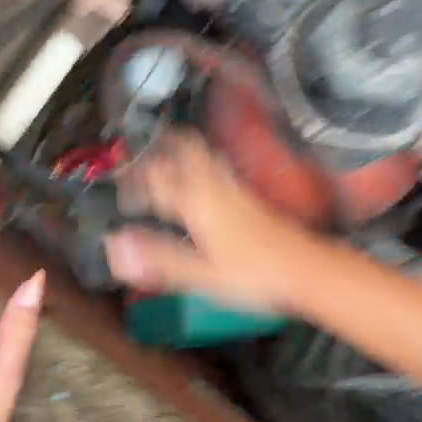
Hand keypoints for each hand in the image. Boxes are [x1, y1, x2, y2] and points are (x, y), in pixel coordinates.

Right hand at [103, 130, 320, 312]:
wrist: (307, 270)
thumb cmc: (255, 276)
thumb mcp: (200, 274)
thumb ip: (157, 259)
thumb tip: (115, 248)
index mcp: (197, 203)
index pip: (157, 180)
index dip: (134, 179)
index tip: (118, 182)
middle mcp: (215, 188)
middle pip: (186, 150)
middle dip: (161, 145)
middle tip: (143, 149)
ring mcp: (235, 190)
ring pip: (204, 155)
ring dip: (182, 151)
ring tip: (167, 153)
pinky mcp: (250, 198)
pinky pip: (219, 169)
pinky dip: (202, 165)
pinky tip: (204, 181)